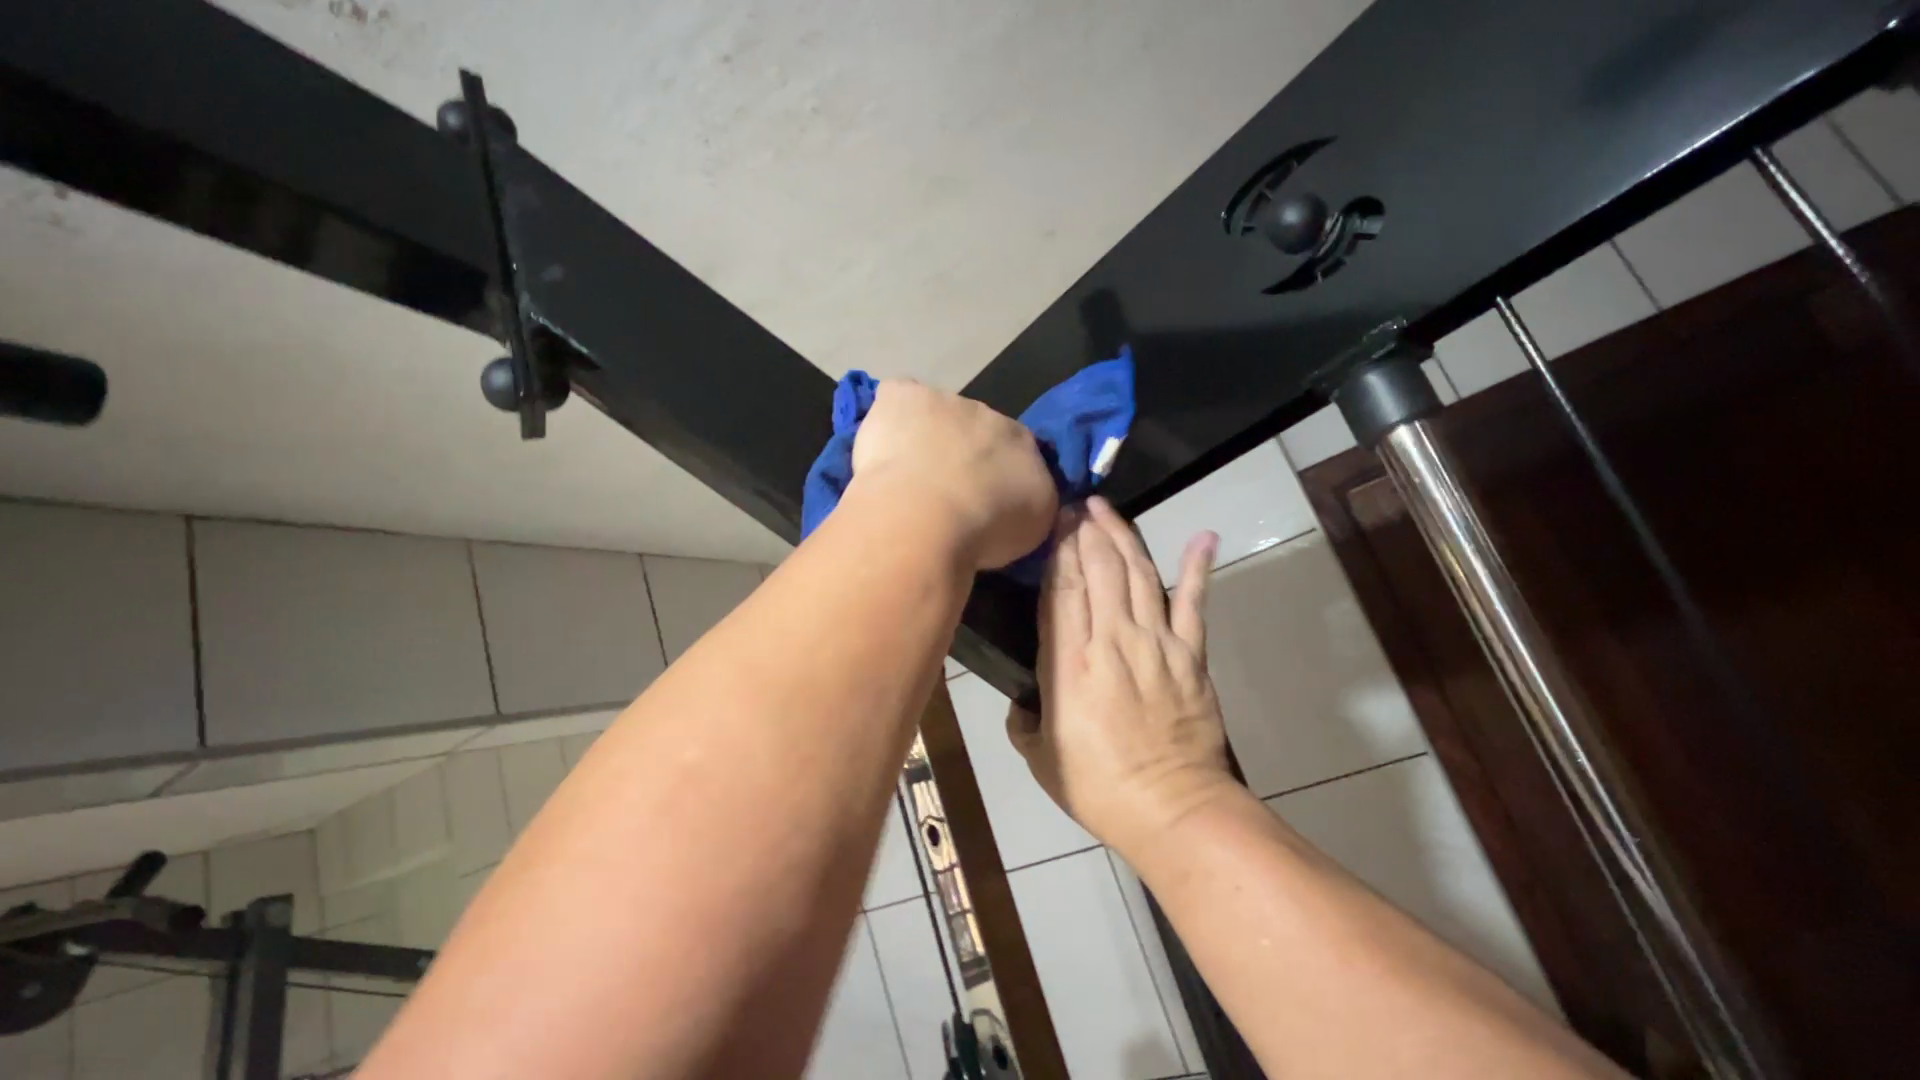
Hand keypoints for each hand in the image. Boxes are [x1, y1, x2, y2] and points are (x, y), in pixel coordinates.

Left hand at [849, 379, 1057, 569]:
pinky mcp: (904, 397)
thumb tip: (1016, 501)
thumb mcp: (1030, 530)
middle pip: (975, 431)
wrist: (929, 518)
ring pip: (936, 414)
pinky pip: (898, 396)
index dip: (996, 476)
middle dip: (961, 456)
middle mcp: (991, 416)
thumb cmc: (984, 533)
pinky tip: (881, 445)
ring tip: (906, 479)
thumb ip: (1027, 504)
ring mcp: (946, 401)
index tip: (981, 503)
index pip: (1015, 452)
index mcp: (1025, 446)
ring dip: (926, 437)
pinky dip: (890, 416)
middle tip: (941, 496)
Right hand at [1008, 497, 1237, 859]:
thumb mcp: (1041, 757)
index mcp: (1070, 663)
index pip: (1062, 588)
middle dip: (1087, 530)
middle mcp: (1113, 640)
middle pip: (1099, 568)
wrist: (1172, 808)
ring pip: (1139, 574)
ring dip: (1123, 536)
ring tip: (1108, 510)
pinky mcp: (1192, 656)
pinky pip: (1194, 603)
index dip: (1058, 548)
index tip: (1053, 520)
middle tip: (1077, 505)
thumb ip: (1025, 720)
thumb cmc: (1098, 787)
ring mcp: (1158, 643)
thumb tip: (1023, 702)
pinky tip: (1202, 537)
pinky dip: (1198, 567)